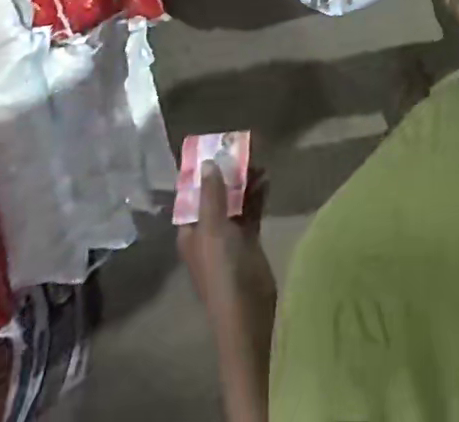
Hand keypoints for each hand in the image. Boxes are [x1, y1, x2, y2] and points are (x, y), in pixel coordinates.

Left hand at [178, 163, 275, 317]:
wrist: (247, 311)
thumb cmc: (223, 269)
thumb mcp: (214, 229)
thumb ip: (212, 196)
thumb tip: (207, 163)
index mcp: (190, 230)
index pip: (193, 193)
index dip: (203, 172)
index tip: (218, 146)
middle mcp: (207, 231)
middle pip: (216, 195)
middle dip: (229, 173)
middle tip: (246, 150)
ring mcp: (228, 238)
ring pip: (235, 202)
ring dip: (245, 183)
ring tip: (261, 162)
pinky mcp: (248, 242)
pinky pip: (251, 212)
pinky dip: (257, 197)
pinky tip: (268, 181)